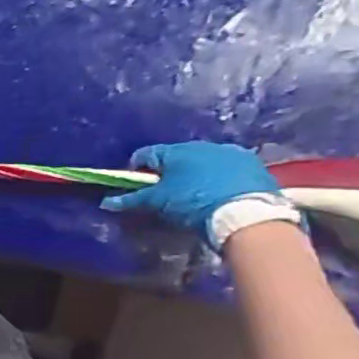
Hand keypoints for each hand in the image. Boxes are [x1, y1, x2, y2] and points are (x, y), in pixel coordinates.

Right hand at [100, 142, 280, 235]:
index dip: (137, 170)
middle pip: (176, 157)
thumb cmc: (192, 203)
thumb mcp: (158, 203)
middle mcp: (203, 145)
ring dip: (195, 174)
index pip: (146, 154)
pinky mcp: (252, 165)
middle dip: (168, 172)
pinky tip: (218, 195)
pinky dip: (218, 178)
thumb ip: (132, 200)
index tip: (137, 187)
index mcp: (176, 151)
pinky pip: (227, 168)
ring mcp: (230, 153)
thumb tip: (106, 202)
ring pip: (203, 161)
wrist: (246, 214)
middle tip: (164, 193)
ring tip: (193, 195)